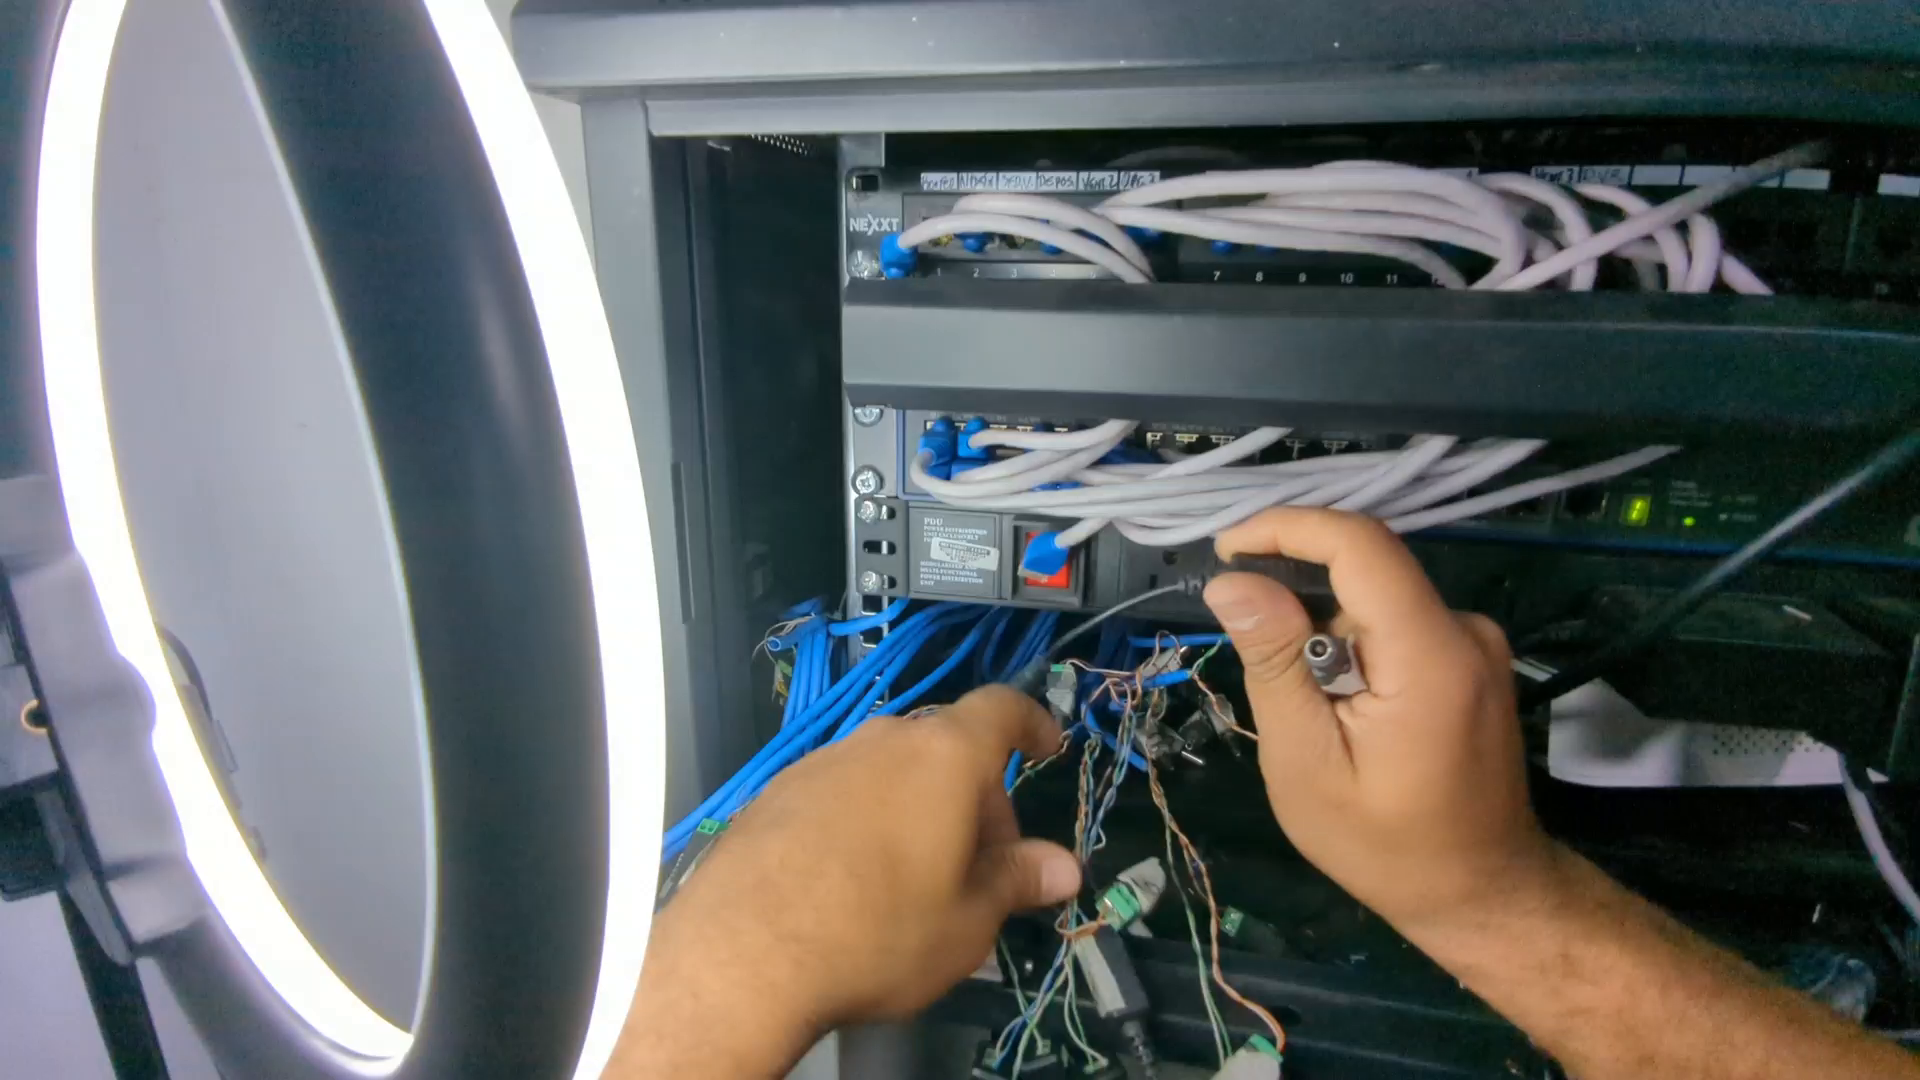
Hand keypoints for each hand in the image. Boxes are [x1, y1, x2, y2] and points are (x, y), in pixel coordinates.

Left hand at [616, 685, 1080, 1077]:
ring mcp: (831, 756)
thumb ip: (1018, 880)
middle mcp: (887, 738)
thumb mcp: (966, 919)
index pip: (1001, 708)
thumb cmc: (879, 929)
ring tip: (919, 876)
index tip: (1048, 747)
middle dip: (978, 797)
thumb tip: (1065, 866)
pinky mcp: (786, 784)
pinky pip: (850, 785)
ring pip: (898, 767)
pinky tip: (855, 874)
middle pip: (950, 748)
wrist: (744, 950)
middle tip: (982, 865)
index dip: (1032, 722)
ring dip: (924, 806)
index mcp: (944, 755)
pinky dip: (872, 812)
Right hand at [1201, 508, 1560, 936]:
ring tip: (1298, 702)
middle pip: (1360, 567)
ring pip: (1366, 596)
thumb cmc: (1384, 842)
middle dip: (1289, 590)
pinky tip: (1331, 701)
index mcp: (1429, 654)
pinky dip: (1340, 640)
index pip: (1359, 545)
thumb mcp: (1305, 759)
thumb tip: (1230, 582)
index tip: (1225, 549)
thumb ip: (1272, 662)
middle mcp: (1462, 630)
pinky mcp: (1464, 656)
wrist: (1483, 895)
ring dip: (1313, 626)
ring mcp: (1470, 641)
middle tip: (1246, 647)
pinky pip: (1386, 618)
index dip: (1285, 528)